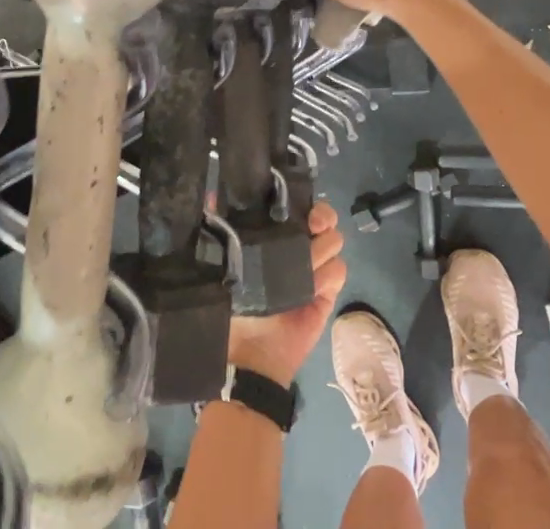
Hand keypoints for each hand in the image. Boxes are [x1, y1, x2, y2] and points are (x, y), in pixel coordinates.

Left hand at [226, 201, 346, 386]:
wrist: (253, 353)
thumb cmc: (235, 308)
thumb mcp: (224, 269)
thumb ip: (220, 234)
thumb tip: (209, 196)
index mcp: (274, 239)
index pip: (299, 208)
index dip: (305, 204)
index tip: (301, 210)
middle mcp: (298, 247)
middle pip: (325, 219)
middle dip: (321, 219)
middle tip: (311, 228)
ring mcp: (316, 268)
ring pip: (335, 242)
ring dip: (321, 251)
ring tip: (305, 266)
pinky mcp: (328, 290)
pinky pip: (339, 270)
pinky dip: (328, 276)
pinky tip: (312, 288)